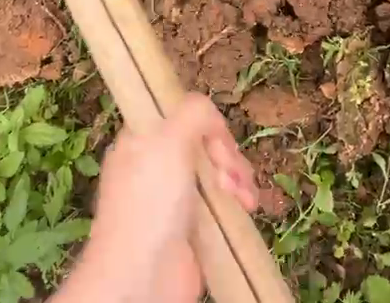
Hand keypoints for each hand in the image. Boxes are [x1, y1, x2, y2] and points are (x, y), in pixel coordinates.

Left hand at [54, 95, 259, 302]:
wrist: (143, 278)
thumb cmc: (149, 204)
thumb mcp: (167, 141)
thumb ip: (193, 111)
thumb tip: (212, 115)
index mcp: (143, 140)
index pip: (183, 113)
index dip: (205, 121)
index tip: (214, 138)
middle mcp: (160, 163)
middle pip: (208, 140)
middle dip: (227, 152)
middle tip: (226, 173)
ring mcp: (179, 193)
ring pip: (222, 167)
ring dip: (239, 175)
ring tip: (239, 195)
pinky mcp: (197, 220)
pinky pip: (228, 196)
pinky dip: (242, 196)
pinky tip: (246, 205)